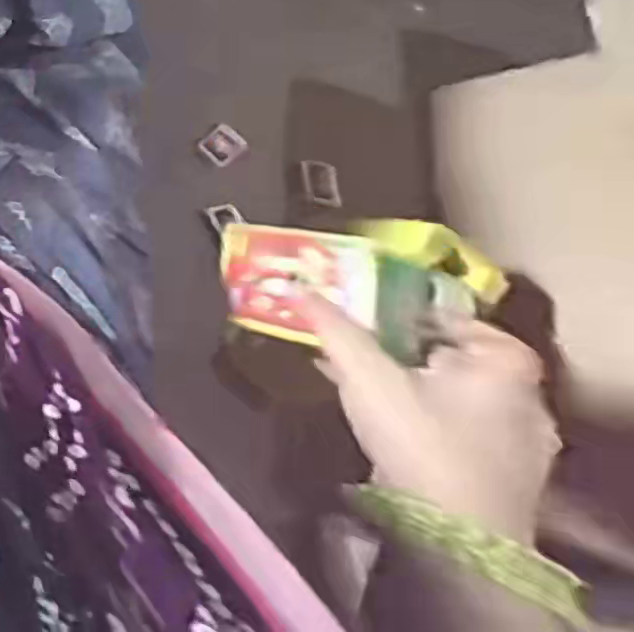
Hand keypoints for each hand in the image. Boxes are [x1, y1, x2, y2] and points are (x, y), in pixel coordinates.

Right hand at [307, 295, 558, 541]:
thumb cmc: (418, 435)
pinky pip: (447, 421)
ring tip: (354, 369)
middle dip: (409, 346)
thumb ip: (331, 327)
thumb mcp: (364, 372)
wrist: (450, 526)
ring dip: (406, 377)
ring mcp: (509, 443)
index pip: (483, 331)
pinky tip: (371, 407)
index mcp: (504, 375)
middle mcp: (520, 406)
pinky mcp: (487, 469)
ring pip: (451, 393)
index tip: (392, 311)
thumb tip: (292, 285)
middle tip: (361, 336)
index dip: (438, 317)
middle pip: (462, 360)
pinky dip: (412, 406)